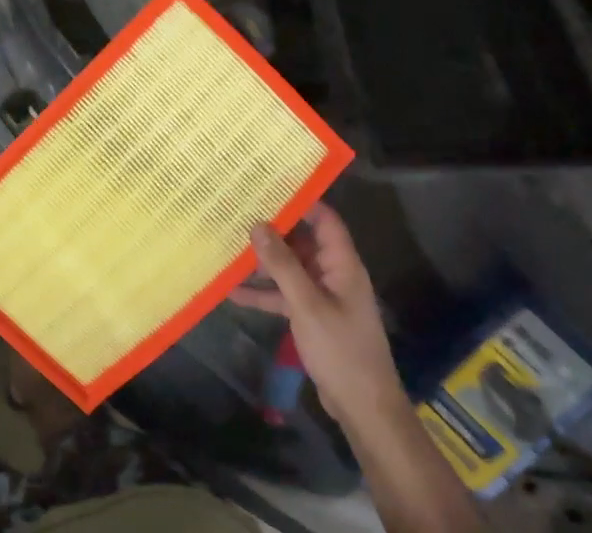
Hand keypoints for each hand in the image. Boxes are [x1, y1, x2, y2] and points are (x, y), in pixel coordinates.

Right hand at [229, 204, 399, 426]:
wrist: (362, 405)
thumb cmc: (340, 349)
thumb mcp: (307, 304)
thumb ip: (282, 265)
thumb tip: (258, 225)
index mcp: (342, 264)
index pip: (325, 220)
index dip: (301, 201)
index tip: (268, 186)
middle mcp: (334, 274)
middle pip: (303, 242)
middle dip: (273, 230)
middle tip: (237, 213)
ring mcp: (323, 296)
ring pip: (290, 269)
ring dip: (264, 263)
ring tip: (229, 247)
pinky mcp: (313, 317)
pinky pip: (285, 295)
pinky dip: (264, 293)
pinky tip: (232, 292)